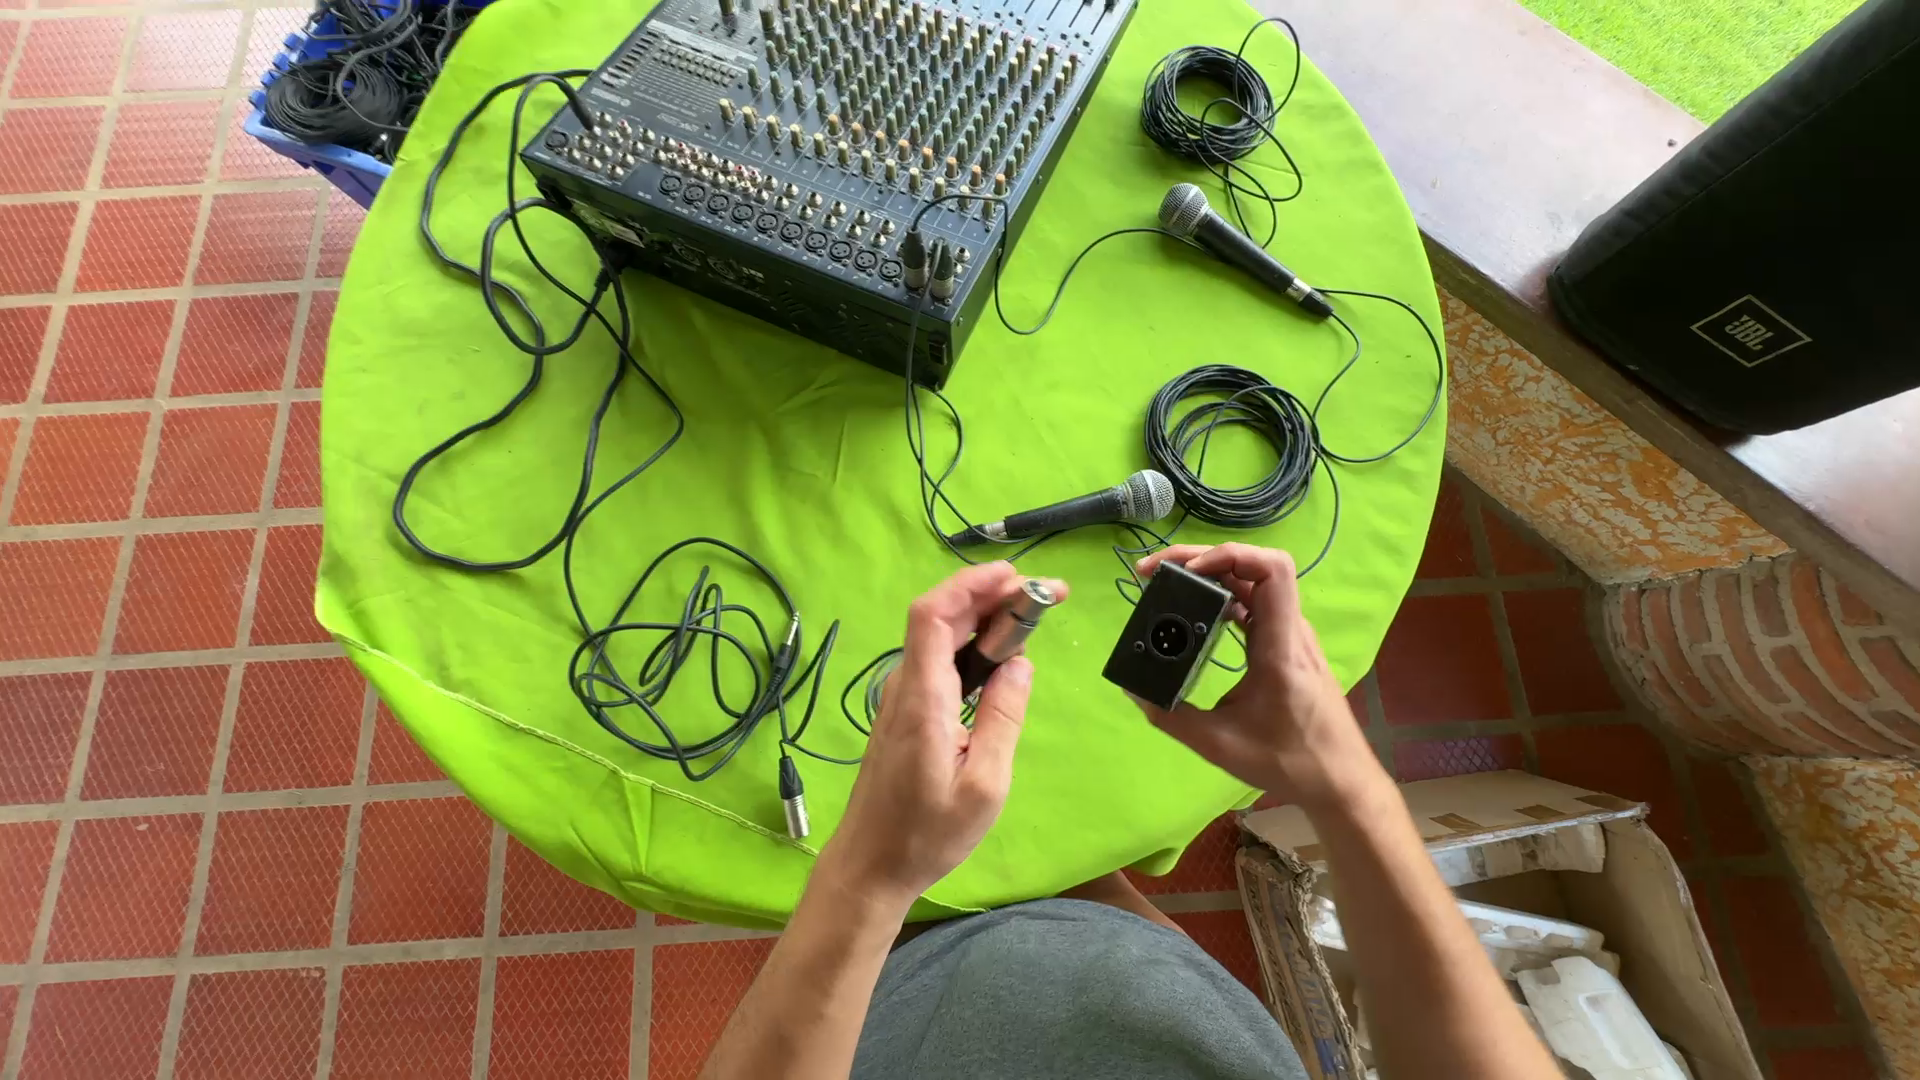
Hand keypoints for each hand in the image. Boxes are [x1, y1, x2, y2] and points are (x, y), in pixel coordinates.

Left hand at [819, 562, 1066, 905]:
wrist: (870, 864)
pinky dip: (971, 643)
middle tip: (1043, 595)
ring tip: (1029, 617)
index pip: (933, 615)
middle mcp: (907, 685)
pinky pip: (938, 658)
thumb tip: (1020, 664)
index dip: (970, 584)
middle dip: (989, 593)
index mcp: (923, 697)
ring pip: (939, 635)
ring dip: (982, 616)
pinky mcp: (906, 709)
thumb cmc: (927, 833)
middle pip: (940, 616)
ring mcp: (902, 696)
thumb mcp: (983, 784)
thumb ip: (1003, 718)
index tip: (1015, 577)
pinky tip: (1000, 655)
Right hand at [1132, 543, 1381, 812]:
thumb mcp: (1219, 745)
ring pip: (1254, 581)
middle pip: (1254, 565)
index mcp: (1280, 647)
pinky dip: (1223, 593)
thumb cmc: (1289, 763)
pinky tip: (1198, 609)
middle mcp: (1291, 631)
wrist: (1342, 781)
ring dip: (1210, 572)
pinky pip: (1256, 602)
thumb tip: (1134, 691)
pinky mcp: (1288, 646)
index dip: (1227, 556)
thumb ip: (1172, 717)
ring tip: (1167, 583)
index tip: (1186, 571)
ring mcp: (1292, 636)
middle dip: (1200, 557)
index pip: (1271, 571)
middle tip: (1152, 573)